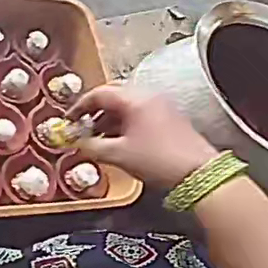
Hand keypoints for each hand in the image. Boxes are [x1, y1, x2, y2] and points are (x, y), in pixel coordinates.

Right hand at [68, 85, 219, 187]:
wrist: (198, 173)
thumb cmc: (158, 160)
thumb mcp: (118, 155)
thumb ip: (92, 146)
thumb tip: (78, 142)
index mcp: (134, 99)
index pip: (99, 94)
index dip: (80, 106)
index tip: (69, 119)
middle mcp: (148, 96)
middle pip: (113, 96)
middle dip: (94, 111)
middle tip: (81, 125)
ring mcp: (160, 106)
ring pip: (126, 105)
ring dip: (108, 118)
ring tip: (96, 137)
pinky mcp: (168, 118)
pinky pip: (139, 113)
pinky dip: (123, 123)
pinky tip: (117, 140)